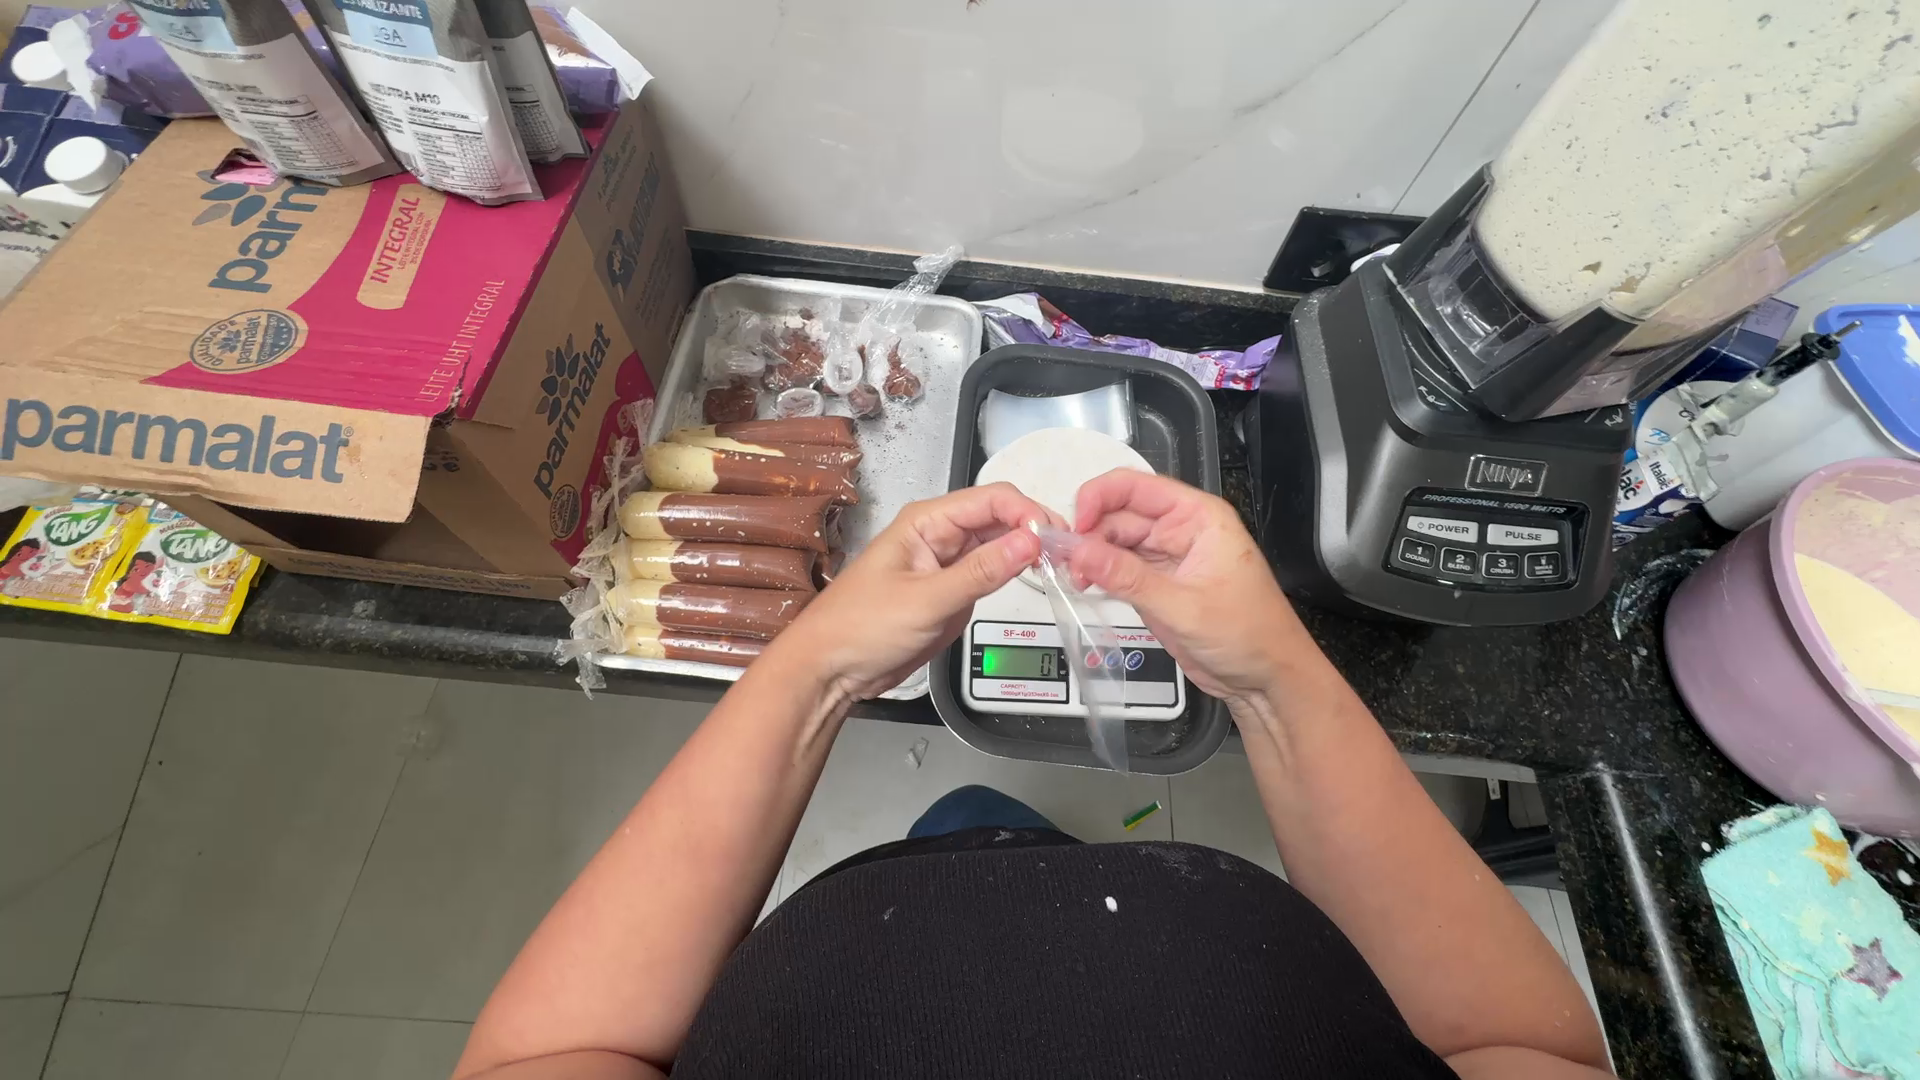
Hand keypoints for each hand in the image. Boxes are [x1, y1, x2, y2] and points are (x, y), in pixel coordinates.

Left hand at [772, 483, 1055, 699]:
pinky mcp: (951, 590)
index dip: (1028, 512)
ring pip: (998, 544)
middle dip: (1034, 529)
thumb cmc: (861, 627)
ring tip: (1061, 564)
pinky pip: (989, 572)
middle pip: (999, 518)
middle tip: (1068, 553)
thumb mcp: (926, 600)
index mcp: (927, 521)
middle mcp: (940, 535)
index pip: (991, 499)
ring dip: (1027, 550)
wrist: (831, 670)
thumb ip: (981, 571)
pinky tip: (1035, 578)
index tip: (1056, 537)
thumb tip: (1030, 540)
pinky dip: (1014, 573)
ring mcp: (947, 563)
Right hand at [1067, 470, 1312, 710]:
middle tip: (1063, 559)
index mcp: (1198, 517)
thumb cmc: (1250, 635)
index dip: (1099, 497)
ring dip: (1089, 555)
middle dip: (1089, 533)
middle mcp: (1181, 530)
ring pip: (1114, 542)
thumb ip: (1127, 577)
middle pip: (1119, 514)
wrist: (1266, 679)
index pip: (1137, 486)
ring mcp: (1167, 557)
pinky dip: (1098, 573)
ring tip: (1072, 576)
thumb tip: (1080, 552)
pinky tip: (1084, 584)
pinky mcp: (1156, 583)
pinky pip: (1119, 567)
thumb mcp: (1183, 605)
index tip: (1076, 524)